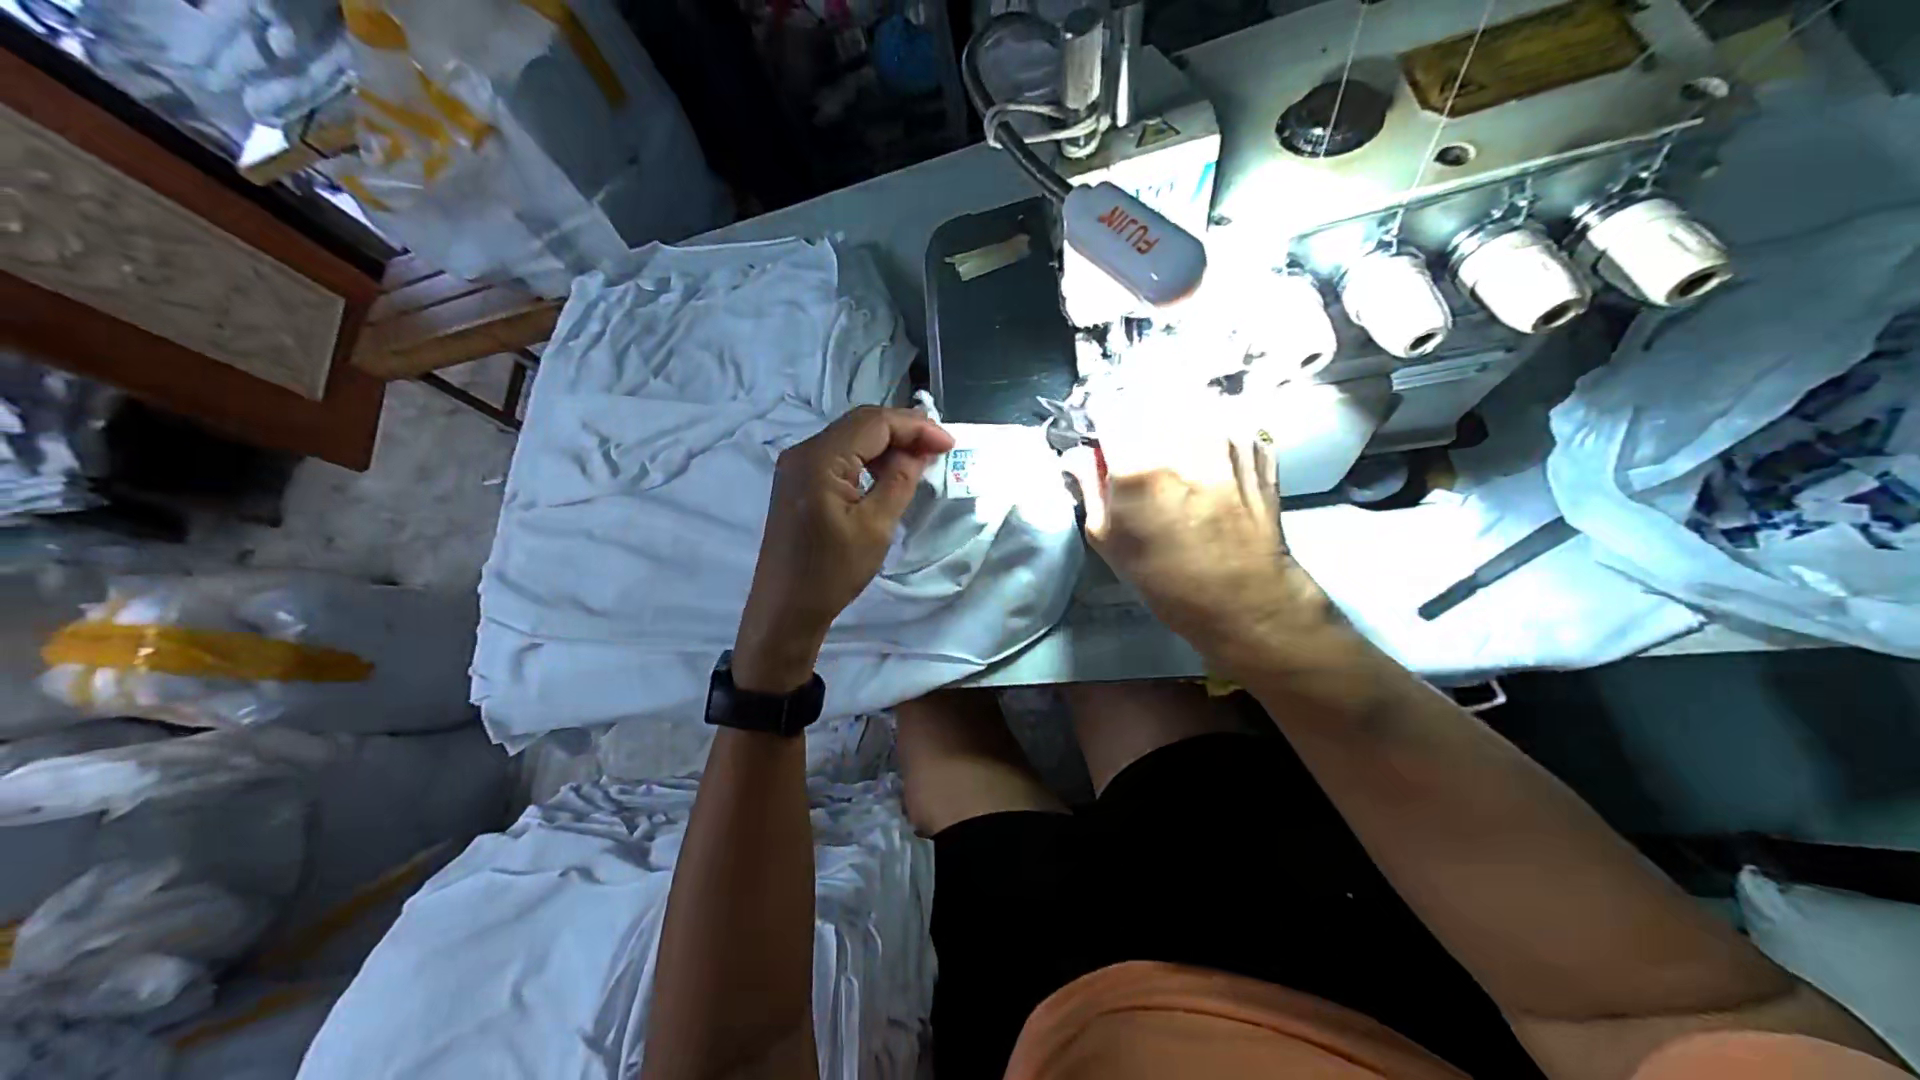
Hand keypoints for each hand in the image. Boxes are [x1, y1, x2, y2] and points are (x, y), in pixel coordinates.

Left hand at [734, 406, 954, 691]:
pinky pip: (838, 456)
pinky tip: (888, 473)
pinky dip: (867, 458)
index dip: (916, 427)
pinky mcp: (798, 482)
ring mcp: (796, 466)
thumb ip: (900, 480)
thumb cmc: (832, 571)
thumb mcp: (876, 526)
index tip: (949, 443)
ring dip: (886, 444)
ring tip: (919, 461)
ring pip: (850, 437)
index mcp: (819, 458)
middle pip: (861, 424)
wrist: (785, 608)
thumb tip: (918, 452)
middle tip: (938, 449)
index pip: (875, 423)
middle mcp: (803, 452)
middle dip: (903, 431)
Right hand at [1063, 395, 1330, 677]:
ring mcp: (1225, 437)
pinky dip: (1208, 428)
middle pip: (1149, 395)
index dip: (1101, 418)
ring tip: (1174, 449)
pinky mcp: (1254, 444)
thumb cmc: (1166, 578)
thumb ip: (1089, 486)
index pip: (1108, 407)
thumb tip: (1080, 455)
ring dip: (1174, 415)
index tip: (1103, 435)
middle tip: (1137, 441)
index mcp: (1139, 465)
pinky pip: (1221, 417)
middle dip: (1137, 412)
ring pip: (1188, 400)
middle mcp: (1183, 439)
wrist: (1244, 598)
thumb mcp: (1108, 540)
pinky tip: (1207, 459)